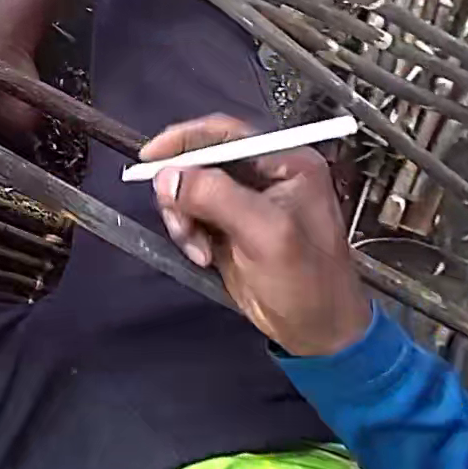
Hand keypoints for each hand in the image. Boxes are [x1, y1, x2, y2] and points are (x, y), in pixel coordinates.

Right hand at [141, 114, 370, 356]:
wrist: (317, 335)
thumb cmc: (307, 284)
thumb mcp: (265, 235)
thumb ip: (216, 197)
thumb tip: (165, 176)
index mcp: (285, 163)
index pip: (224, 133)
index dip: (183, 139)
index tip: (150, 157)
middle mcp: (263, 172)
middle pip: (198, 160)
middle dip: (180, 188)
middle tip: (175, 214)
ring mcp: (243, 197)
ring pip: (186, 186)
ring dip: (181, 215)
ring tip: (195, 245)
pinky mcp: (226, 219)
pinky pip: (187, 209)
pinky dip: (184, 229)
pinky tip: (201, 253)